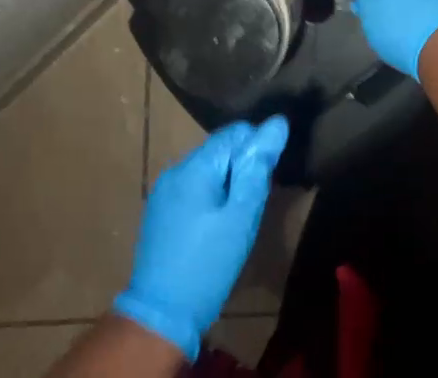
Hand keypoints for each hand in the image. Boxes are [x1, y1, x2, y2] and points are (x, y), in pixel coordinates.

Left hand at [113, 116, 288, 360]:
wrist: (161, 313)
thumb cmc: (208, 262)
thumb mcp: (242, 215)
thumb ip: (258, 166)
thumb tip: (278, 123)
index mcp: (195, 166)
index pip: (236, 132)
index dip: (258, 148)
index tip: (267, 180)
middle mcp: (175, 171)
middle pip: (220, 150)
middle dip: (242, 168)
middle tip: (253, 204)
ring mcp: (163, 192)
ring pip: (207, 170)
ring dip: (227, 184)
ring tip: (237, 217)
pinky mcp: (159, 212)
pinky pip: (193, 189)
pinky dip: (210, 197)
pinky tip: (214, 227)